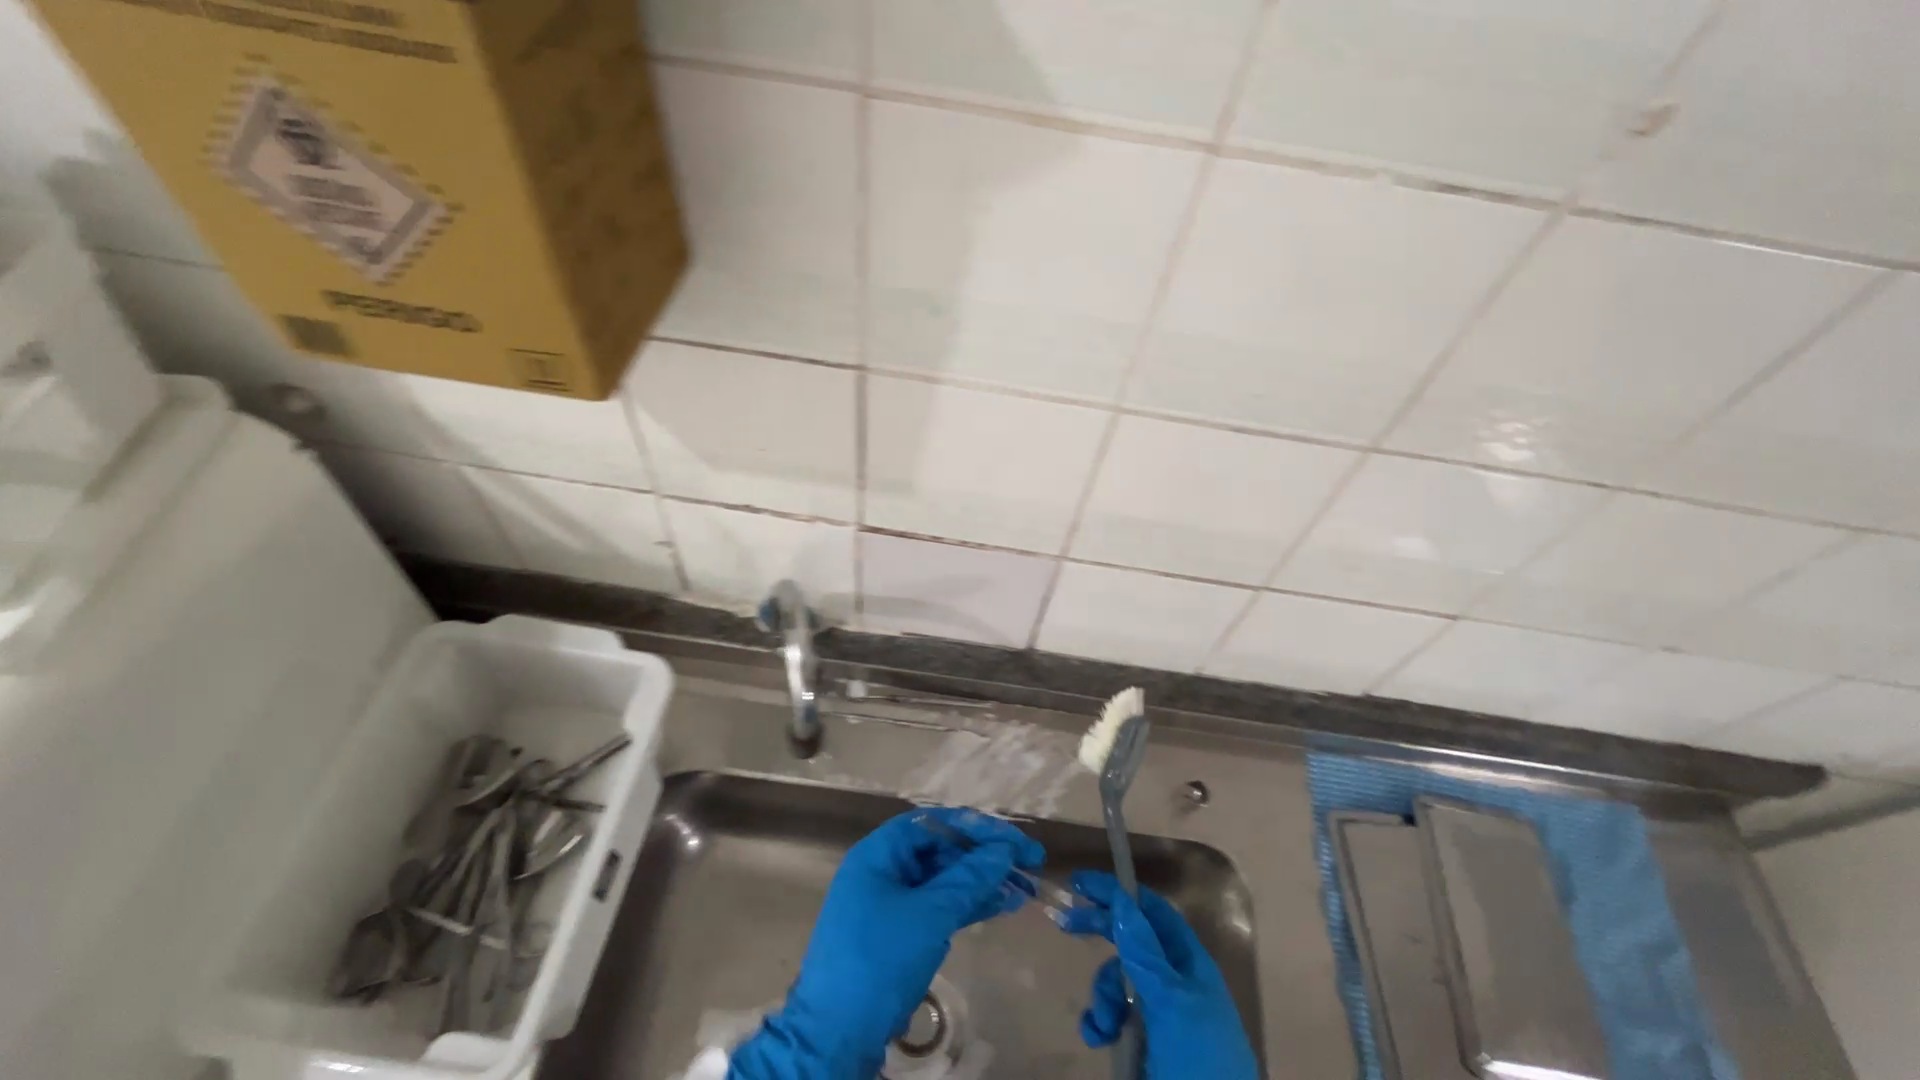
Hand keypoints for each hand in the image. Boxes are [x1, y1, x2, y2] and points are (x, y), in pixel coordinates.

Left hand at [728, 808, 1044, 1079]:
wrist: (836, 1032)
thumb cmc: (880, 959)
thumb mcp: (930, 915)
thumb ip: (968, 878)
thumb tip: (1004, 850)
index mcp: (878, 854)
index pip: (934, 823)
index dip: (977, 828)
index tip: (1015, 841)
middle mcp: (882, 870)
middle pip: (940, 849)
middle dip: (984, 855)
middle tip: (1028, 865)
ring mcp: (889, 903)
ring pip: (943, 880)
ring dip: (981, 882)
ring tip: (1024, 889)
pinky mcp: (898, 933)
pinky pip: (938, 906)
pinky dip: (967, 905)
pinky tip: (1001, 906)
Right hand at [1057, 870, 1259, 1079]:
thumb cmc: (1198, 1061)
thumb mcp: (1173, 1004)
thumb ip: (1145, 953)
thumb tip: (1122, 900)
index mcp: (1189, 966)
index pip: (1153, 913)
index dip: (1121, 893)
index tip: (1082, 883)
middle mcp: (1173, 982)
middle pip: (1132, 940)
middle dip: (1102, 932)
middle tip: (1067, 923)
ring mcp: (1158, 1014)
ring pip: (1117, 981)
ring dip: (1103, 994)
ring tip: (1106, 1022)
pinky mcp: (1143, 1043)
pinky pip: (1112, 1017)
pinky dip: (1100, 1023)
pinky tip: (1098, 1038)